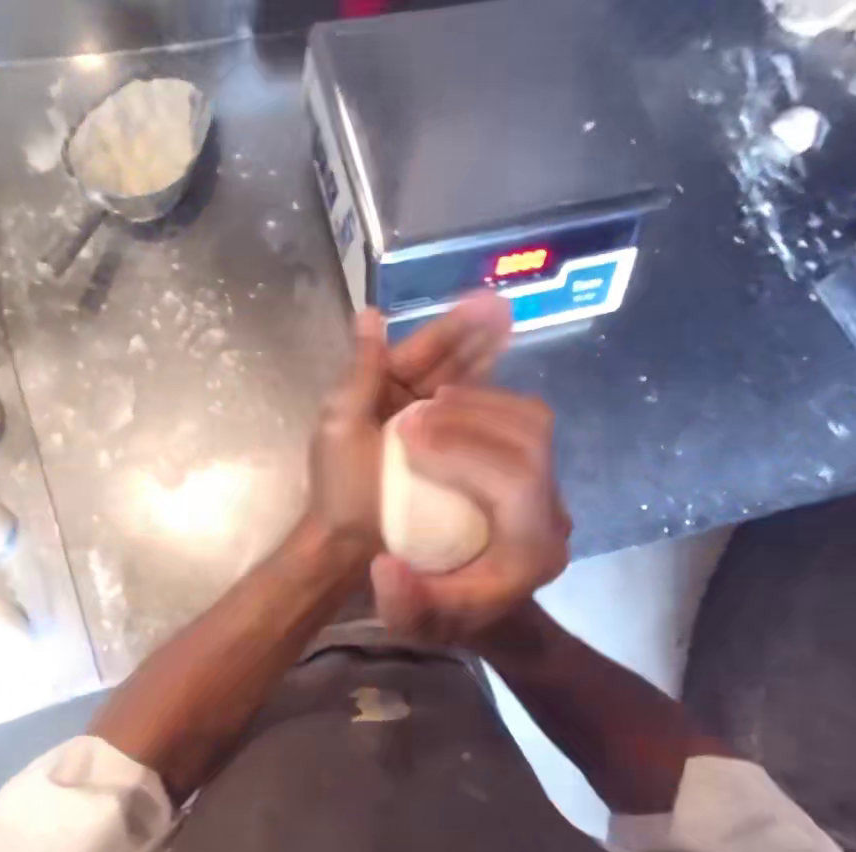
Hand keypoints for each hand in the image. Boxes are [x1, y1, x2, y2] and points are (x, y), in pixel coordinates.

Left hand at [305, 295, 514, 559]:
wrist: (348, 545)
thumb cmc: (342, 487)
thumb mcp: (342, 424)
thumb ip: (360, 371)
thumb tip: (368, 314)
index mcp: (375, 392)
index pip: (417, 353)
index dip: (449, 327)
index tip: (482, 302)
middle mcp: (401, 406)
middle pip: (442, 365)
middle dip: (474, 338)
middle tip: (508, 310)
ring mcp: (422, 433)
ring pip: (456, 389)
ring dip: (482, 362)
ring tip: (513, 332)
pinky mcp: (439, 458)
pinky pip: (462, 424)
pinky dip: (481, 403)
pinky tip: (504, 386)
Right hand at [371, 385, 571, 644]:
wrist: (489, 611)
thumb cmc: (453, 616)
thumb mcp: (418, 624)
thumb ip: (403, 603)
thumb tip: (385, 564)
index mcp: (532, 552)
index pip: (516, 482)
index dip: (463, 450)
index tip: (408, 437)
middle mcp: (553, 515)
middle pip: (531, 440)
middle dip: (470, 417)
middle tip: (413, 415)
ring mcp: (552, 489)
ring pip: (534, 422)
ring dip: (479, 404)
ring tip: (427, 406)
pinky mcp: (541, 470)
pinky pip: (525, 420)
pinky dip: (486, 404)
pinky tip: (445, 407)